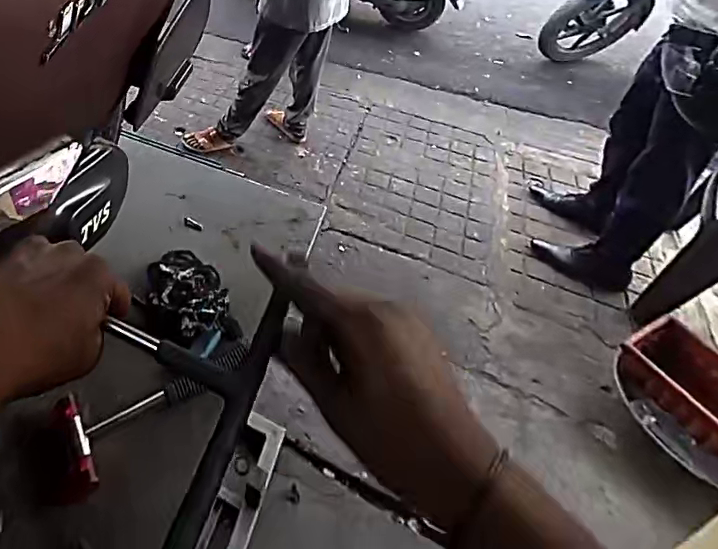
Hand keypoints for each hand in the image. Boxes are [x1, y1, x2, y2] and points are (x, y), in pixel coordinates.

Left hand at [0, 237, 130, 407]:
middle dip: (83, 290)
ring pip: (56, 262)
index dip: (116, 306)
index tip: (112, 316)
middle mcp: (70, 253)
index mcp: (97, 274)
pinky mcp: (7, 257)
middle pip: (86, 269)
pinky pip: (27, 265)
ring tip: (42, 312)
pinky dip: (27, 278)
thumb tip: (92, 331)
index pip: (117, 288)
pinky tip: (20, 304)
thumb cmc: (33, 355)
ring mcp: (37, 251)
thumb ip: (99, 333)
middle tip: (73, 319)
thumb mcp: (88, 357)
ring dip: (55, 279)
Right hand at [254, 246, 500, 530]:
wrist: (459, 468)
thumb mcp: (336, 406)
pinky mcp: (417, 331)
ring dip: (336, 335)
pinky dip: (357, 338)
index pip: (308, 290)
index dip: (278, 272)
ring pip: (351, 312)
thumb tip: (283, 335)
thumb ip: (304, 362)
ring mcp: (405, 317)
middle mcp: (385, 308)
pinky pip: (373, 321)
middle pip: (330, 301)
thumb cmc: (395, 442)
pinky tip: (364, 375)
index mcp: (362, 322)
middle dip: (313, 326)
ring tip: (345, 382)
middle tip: (313, 368)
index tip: (258, 250)